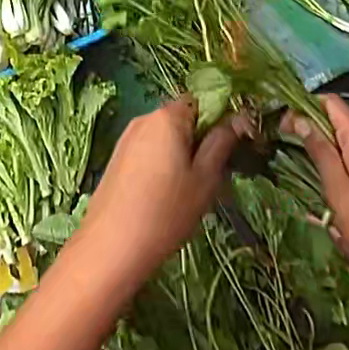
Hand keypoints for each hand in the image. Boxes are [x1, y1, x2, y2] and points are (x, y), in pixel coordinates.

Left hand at [81, 98, 238, 278]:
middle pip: (184, 118)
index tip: (230, 147)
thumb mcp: (205, 178)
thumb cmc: (165, 212)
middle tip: (215, 174)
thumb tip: (239, 118)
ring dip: (184, 154)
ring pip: (167, 136)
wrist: (109, 250)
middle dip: (202, 139)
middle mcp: (145, 119)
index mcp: (168, 116)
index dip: (221, 119)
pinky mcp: (116, 159)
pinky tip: (167, 196)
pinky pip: (150, 150)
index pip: (204, 100)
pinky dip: (164, 164)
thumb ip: (223, 142)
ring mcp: (127, 139)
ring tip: (191, 190)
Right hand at [288, 95, 348, 292]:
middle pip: (340, 121)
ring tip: (308, 173)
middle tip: (290, 151)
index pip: (331, 103)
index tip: (283, 126)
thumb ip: (321, 153)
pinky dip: (344, 166)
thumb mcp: (338, 191)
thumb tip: (301, 121)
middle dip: (314, 131)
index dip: (305, 107)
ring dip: (328, 151)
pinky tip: (334, 190)